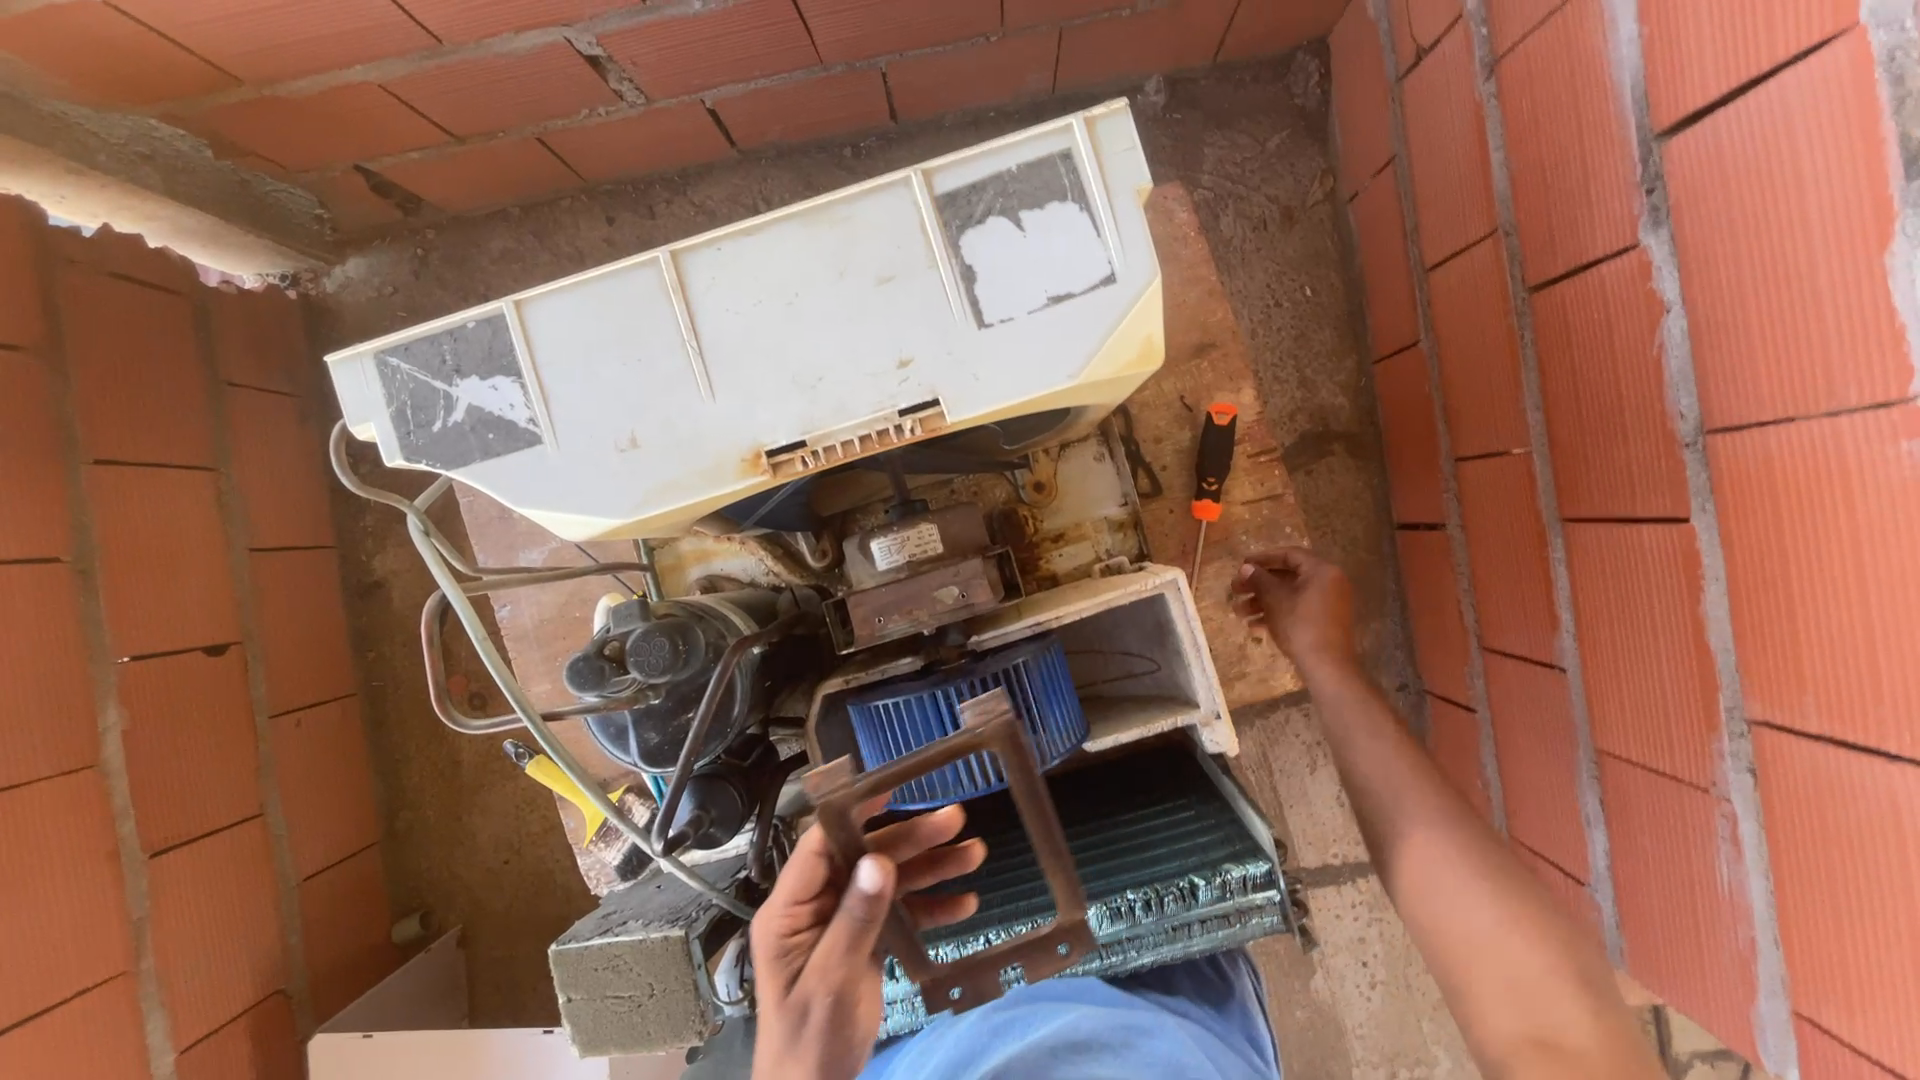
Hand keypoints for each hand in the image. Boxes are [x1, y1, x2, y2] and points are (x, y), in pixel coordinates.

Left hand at [749, 801, 987, 1079]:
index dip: (855, 813)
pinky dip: (931, 907)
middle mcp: (817, 906)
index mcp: (791, 908)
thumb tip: (878, 860)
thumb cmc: (807, 1040)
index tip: (893, 788)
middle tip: (955, 821)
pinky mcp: (865, 942)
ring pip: (888, 882)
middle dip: (911, 840)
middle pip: (865, 858)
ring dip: (930, 869)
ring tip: (974, 854)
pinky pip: (899, 913)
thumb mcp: (831, 981)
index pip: (821, 845)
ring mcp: (843, 923)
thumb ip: (854, 920)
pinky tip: (965, 904)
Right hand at [1231, 547, 1358, 674]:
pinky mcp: (1325, 621)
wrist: (1327, 665)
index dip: (1262, 558)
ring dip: (1263, 602)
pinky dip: (1277, 614)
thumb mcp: (1275, 599)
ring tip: (1239, 613)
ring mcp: (1329, 603)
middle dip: (1258, 585)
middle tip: (1235, 590)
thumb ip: (1259, 579)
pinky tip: (1255, 626)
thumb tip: (1246, 567)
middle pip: (1287, 577)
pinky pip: (1298, 609)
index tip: (1242, 566)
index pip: (1289, 555)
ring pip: (1290, 595)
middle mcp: (1329, 583)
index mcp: (1322, 571)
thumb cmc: (1300, 625)